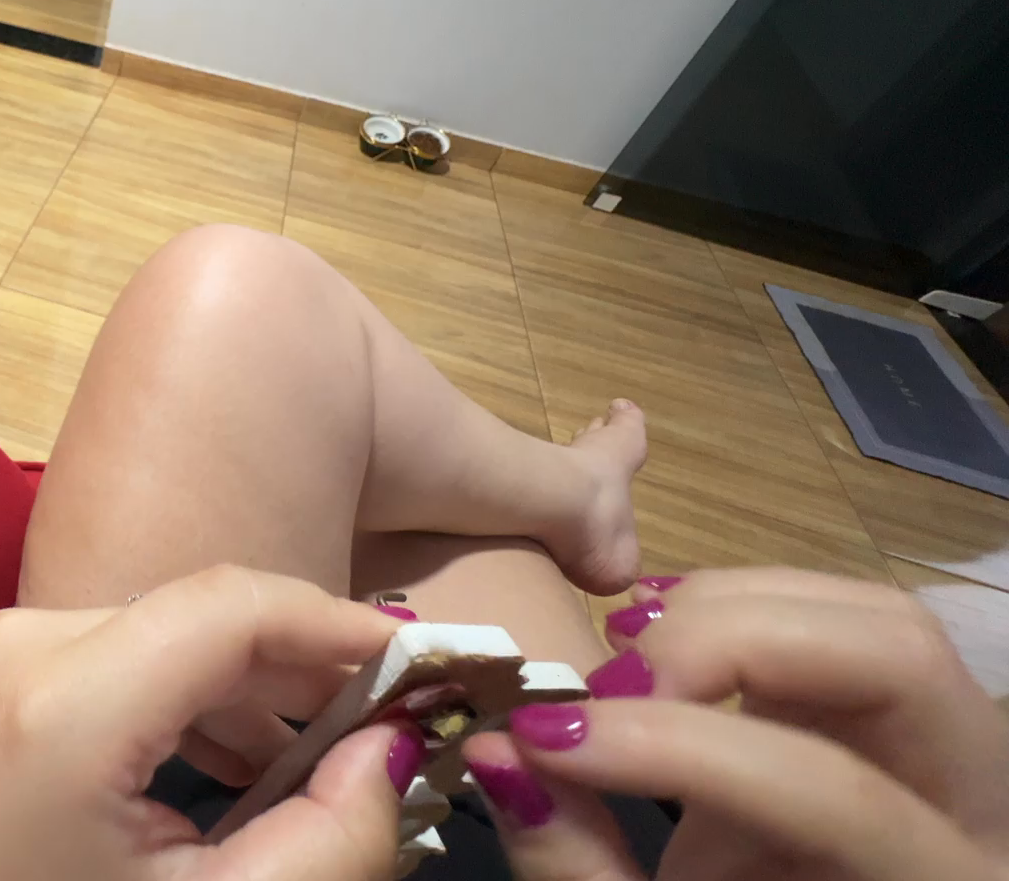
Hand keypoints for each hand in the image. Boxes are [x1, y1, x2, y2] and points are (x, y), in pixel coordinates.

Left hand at [0, 566, 423, 880]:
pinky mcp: (14, 655)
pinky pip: (134, 653)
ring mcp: (14, 637)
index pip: (230, 609)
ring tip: (340, 751)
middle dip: (310, 661)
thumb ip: (324, 844)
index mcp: (65, 702)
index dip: (338, 623)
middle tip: (400, 717)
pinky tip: (253, 758)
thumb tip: (393, 752)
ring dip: (260, 683)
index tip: (425, 657)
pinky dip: (203, 694)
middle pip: (204, 615)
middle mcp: (32, 637)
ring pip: (174, 630)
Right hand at [461, 567, 1008, 880]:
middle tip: (609, 680)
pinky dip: (723, 599)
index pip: (834, 794)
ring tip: (626, 654)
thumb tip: (494, 750)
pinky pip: (831, 610)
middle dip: (717, 642)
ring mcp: (953, 746)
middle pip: (892, 654)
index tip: (541, 735)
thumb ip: (574, 866)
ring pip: (869, 611)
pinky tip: (650, 637)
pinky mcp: (883, 706)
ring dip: (720, 608)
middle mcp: (988, 811)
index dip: (672, 746)